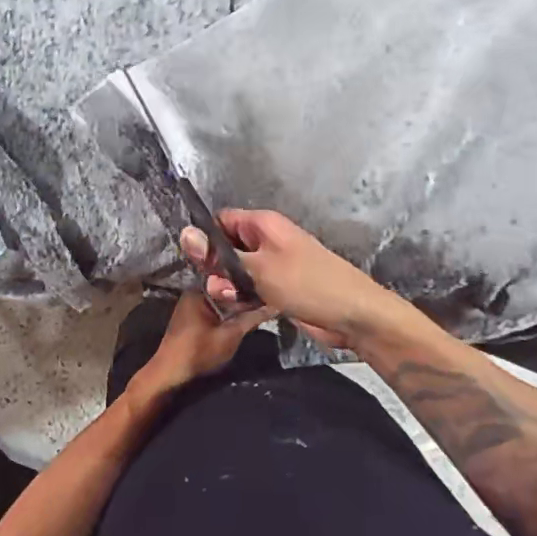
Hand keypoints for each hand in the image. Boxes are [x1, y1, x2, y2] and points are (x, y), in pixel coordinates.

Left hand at [131, 291, 277, 396]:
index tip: (270, 287)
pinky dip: (228, 313)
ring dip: (238, 306)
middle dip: (245, 296)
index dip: (251, 284)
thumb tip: (274, 306)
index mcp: (200, 290)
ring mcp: (192, 305)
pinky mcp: (192, 318)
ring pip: (221, 301)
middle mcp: (194, 293)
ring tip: (261, 307)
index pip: (230, 279)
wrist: (169, 373)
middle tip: (269, 299)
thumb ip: (251, 318)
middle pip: (226, 290)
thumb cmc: (198, 351)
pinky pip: (215, 309)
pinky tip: (243, 317)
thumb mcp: (229, 335)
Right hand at [179, 209, 407, 350]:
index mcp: (263, 224)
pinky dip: (243, 297)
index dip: (206, 238)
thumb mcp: (258, 268)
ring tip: (230, 299)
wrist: (352, 315)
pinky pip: (251, 288)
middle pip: (227, 248)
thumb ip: (220, 255)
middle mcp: (267, 240)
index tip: (196, 260)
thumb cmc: (306, 283)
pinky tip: (242, 308)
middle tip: (215, 286)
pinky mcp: (278, 288)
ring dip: (228, 286)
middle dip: (216, 268)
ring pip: (237, 272)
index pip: (222, 220)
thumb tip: (185, 233)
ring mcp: (273, 265)